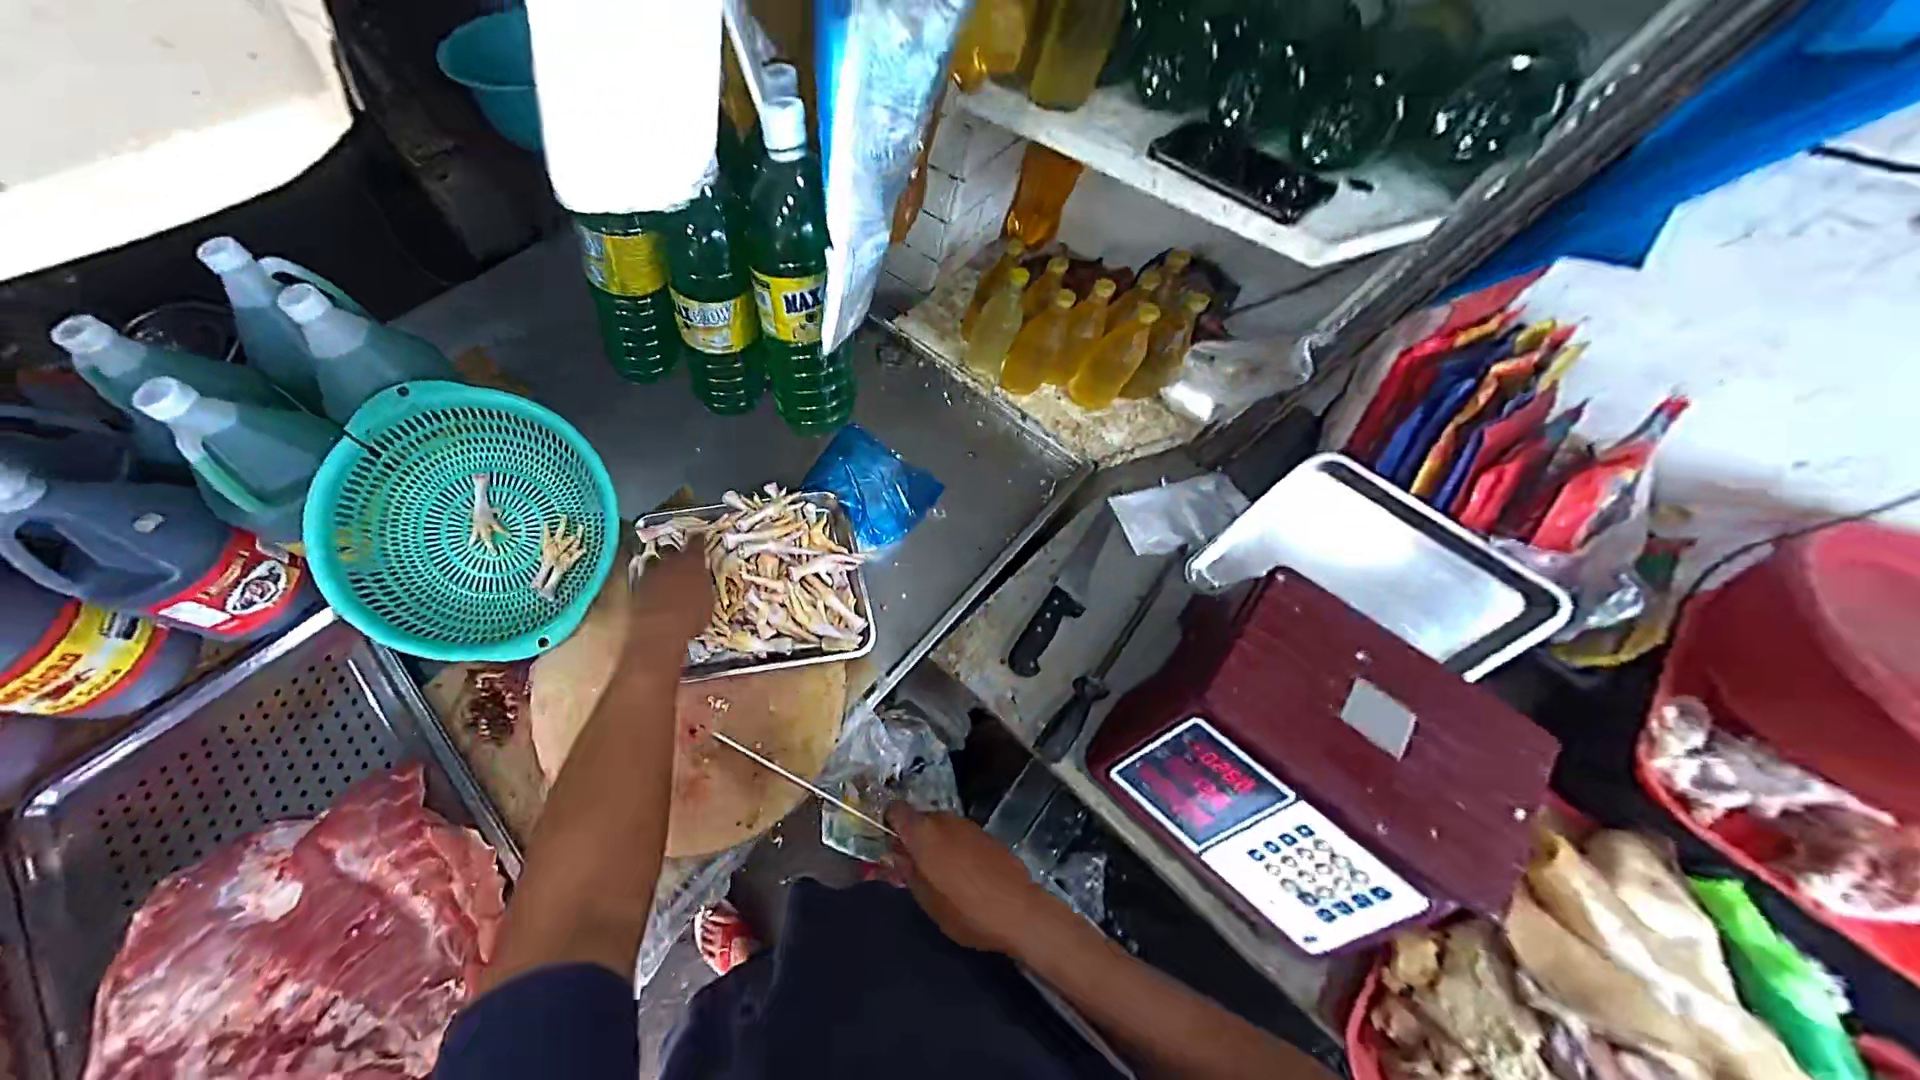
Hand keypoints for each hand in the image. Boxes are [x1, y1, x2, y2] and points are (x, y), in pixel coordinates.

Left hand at [627, 546, 712, 656]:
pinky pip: (642, 576)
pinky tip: (652, 588)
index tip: (699, 537)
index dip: (698, 538)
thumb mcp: (707, 601)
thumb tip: (702, 583)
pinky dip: (647, 579)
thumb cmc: (691, 617)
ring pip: (652, 559)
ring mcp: (650, 572)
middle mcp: (670, 561)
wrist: (658, 630)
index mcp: (692, 561)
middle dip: (674, 551)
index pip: (696, 541)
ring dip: (657, 564)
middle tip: (679, 559)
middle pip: (670, 547)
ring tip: (662, 572)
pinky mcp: (635, 585)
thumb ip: (703, 586)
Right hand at [887, 803, 1070, 957]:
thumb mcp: (927, 899)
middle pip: (920, 819)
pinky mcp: (987, 835)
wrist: (1019, 910)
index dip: (890, 823)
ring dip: (935, 843)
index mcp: (924, 833)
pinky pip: (961, 835)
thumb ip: (909, 872)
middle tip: (913, 866)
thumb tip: (897, 855)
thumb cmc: (965, 910)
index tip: (889, 844)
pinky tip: (963, 873)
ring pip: (942, 827)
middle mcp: (945, 821)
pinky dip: (955, 847)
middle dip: (914, 838)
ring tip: (939, 873)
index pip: (897, 810)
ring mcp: (969, 825)